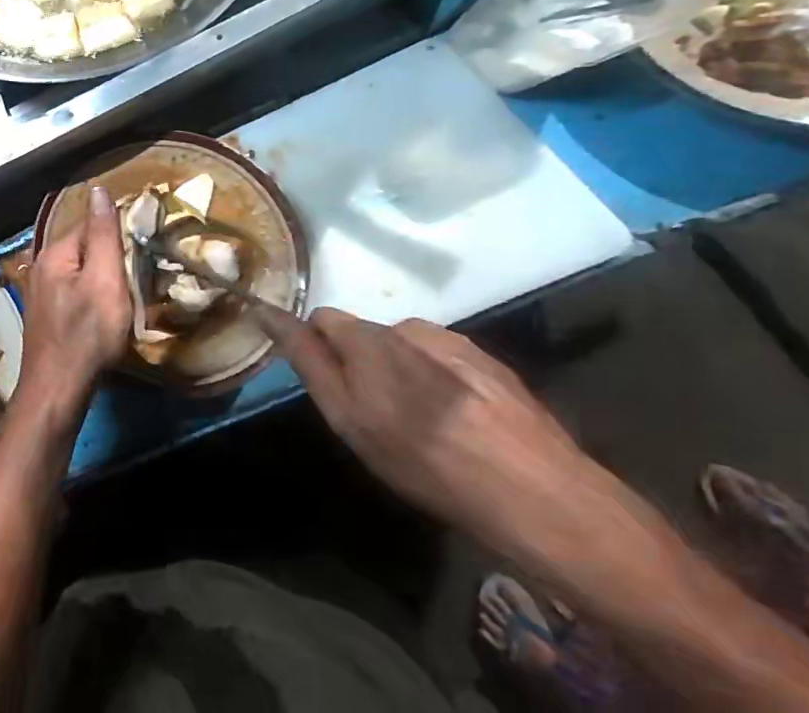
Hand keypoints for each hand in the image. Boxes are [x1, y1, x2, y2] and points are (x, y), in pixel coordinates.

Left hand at [20, 186, 132, 402]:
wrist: (57, 388)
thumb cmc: (87, 334)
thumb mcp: (104, 280)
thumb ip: (103, 235)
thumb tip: (98, 189)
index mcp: (54, 253)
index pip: (90, 224)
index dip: (119, 230)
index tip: (147, 242)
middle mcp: (42, 266)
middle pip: (85, 248)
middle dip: (112, 254)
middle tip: (143, 270)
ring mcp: (42, 291)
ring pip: (82, 271)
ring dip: (105, 276)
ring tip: (131, 290)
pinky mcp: (49, 313)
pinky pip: (76, 290)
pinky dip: (95, 294)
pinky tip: (108, 308)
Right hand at [265, 308, 611, 559]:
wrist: (540, 496)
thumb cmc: (425, 462)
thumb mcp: (349, 418)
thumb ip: (308, 360)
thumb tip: (268, 313)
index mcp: (369, 339)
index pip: (320, 319)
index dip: (313, 346)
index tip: (322, 381)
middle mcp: (409, 329)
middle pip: (363, 334)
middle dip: (358, 362)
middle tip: (372, 414)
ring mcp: (456, 344)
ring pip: (404, 347)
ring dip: (398, 370)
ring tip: (419, 421)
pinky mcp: (492, 363)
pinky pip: (443, 360)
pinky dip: (436, 379)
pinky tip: (457, 421)